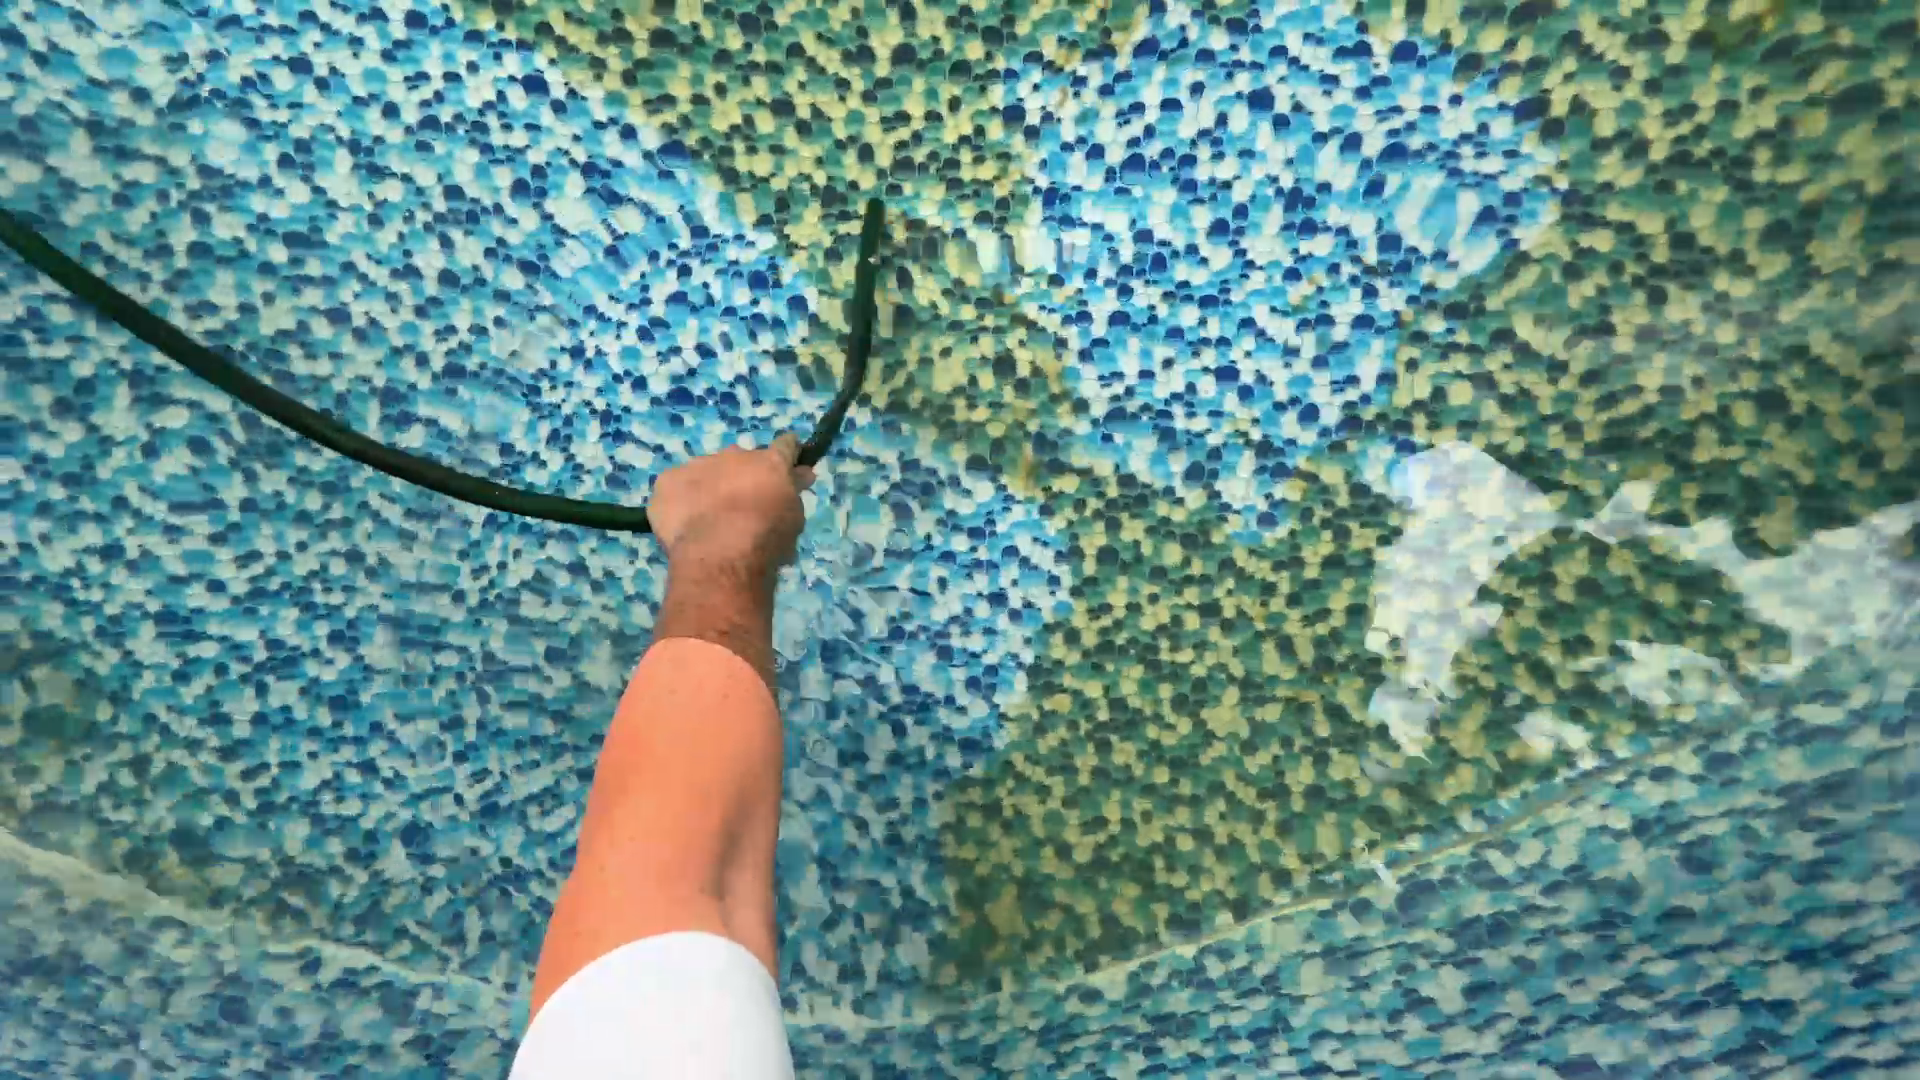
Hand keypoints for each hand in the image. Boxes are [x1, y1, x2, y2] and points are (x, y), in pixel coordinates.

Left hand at [649, 434, 814, 575]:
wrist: (720, 552)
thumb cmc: (767, 538)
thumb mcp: (794, 517)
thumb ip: (794, 491)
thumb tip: (802, 474)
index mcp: (769, 462)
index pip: (785, 445)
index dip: (789, 453)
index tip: (791, 464)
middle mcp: (734, 454)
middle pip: (741, 458)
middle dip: (745, 475)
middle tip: (746, 505)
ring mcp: (697, 465)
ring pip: (706, 471)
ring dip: (711, 486)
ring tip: (711, 519)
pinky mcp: (667, 482)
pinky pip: (676, 487)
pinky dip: (681, 501)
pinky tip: (686, 524)